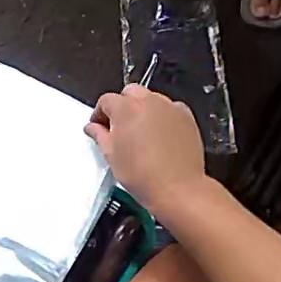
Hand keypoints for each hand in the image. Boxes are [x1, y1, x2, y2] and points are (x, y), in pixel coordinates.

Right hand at [85, 84, 208, 213]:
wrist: (177, 188)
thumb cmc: (145, 175)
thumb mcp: (111, 155)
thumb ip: (99, 135)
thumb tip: (94, 128)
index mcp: (125, 108)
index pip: (106, 100)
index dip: (99, 113)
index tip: (99, 125)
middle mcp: (149, 102)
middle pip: (129, 93)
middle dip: (122, 106)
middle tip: (118, 127)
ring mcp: (170, 108)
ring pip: (151, 99)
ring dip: (142, 109)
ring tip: (140, 133)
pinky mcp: (187, 118)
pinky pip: (170, 109)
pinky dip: (162, 116)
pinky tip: (158, 135)